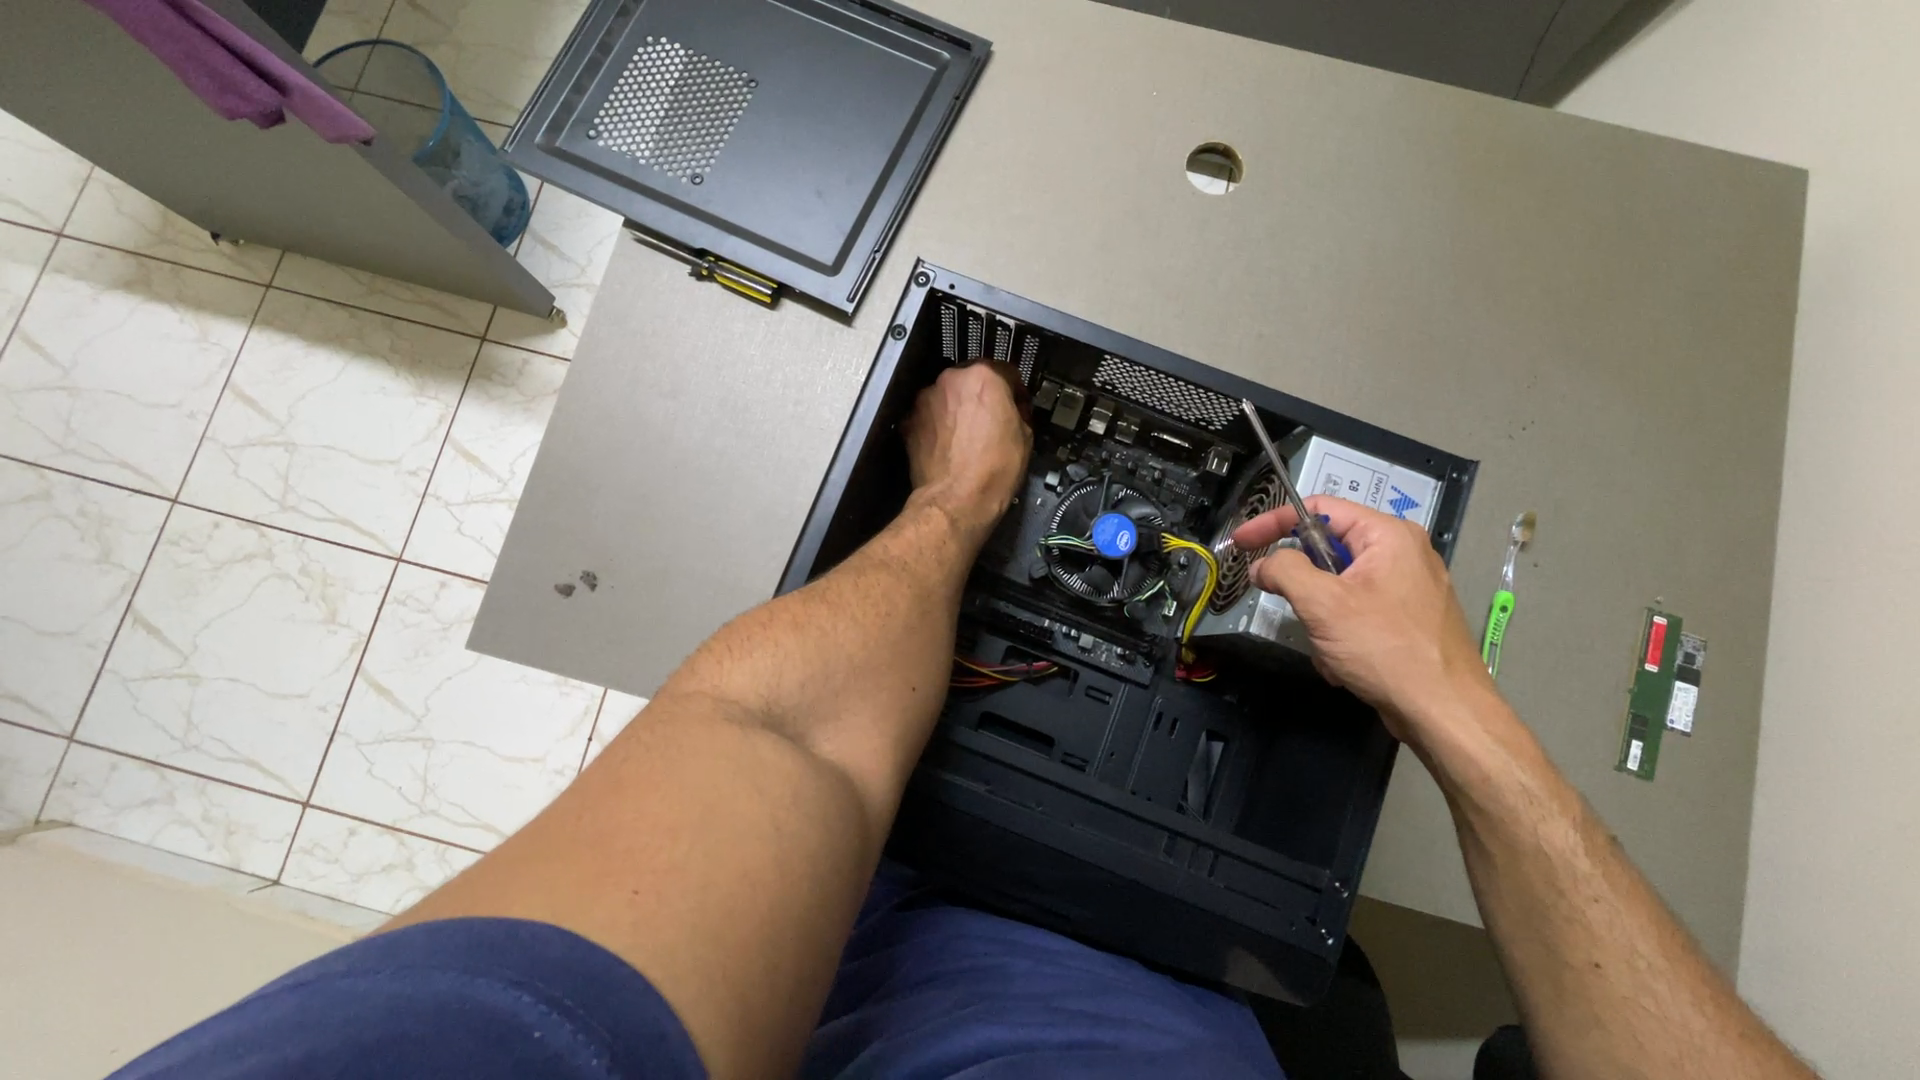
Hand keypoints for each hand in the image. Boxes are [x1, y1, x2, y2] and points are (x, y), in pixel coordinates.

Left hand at [902, 360, 1031, 537]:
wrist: (957, 500)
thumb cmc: (992, 472)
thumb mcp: (1025, 437)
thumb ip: (1018, 412)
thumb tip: (1014, 411)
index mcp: (984, 377)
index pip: (1006, 371)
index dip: (1015, 390)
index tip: (1017, 402)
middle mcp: (951, 381)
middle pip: (972, 380)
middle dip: (982, 396)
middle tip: (993, 420)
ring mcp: (926, 400)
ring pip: (948, 396)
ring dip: (958, 409)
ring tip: (969, 437)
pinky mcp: (910, 421)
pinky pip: (929, 416)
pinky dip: (938, 425)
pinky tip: (950, 446)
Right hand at [1232, 496, 1496, 747]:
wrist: (1445, 712)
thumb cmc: (1385, 648)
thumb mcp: (1323, 604)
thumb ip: (1285, 571)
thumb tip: (1263, 564)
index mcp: (1388, 535)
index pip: (1319, 508)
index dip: (1273, 522)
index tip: (1242, 542)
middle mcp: (1402, 553)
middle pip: (1328, 550)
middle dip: (1303, 586)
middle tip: (1288, 606)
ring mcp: (1408, 588)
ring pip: (1338, 587)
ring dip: (1320, 619)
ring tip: (1328, 648)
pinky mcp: (1408, 619)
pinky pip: (1356, 613)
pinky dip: (1339, 635)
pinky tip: (1345, 664)